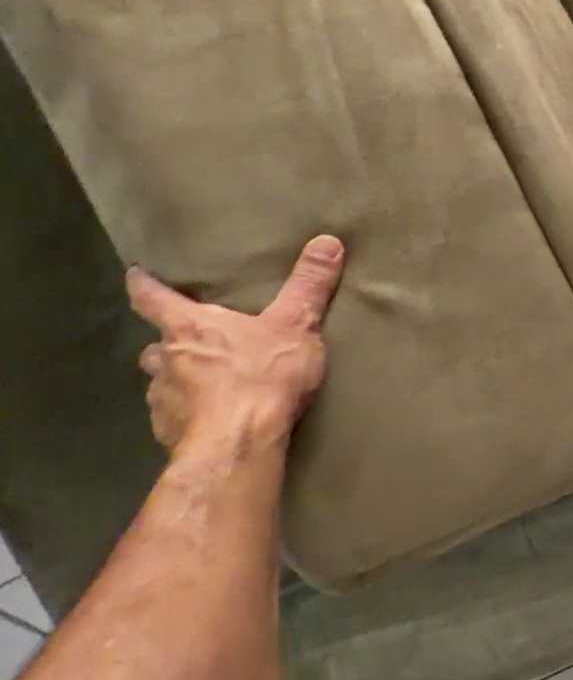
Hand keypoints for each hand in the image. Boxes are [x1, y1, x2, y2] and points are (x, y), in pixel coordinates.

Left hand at [127, 235, 346, 449]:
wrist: (239, 439)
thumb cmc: (263, 374)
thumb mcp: (297, 325)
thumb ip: (309, 286)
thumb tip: (327, 240)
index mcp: (188, 328)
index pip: (151, 297)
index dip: (145, 283)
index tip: (138, 273)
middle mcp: (165, 358)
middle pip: (157, 343)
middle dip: (171, 342)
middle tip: (192, 343)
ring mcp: (162, 396)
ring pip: (163, 380)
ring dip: (179, 378)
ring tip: (206, 384)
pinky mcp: (169, 428)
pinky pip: (175, 414)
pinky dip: (190, 411)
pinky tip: (212, 417)